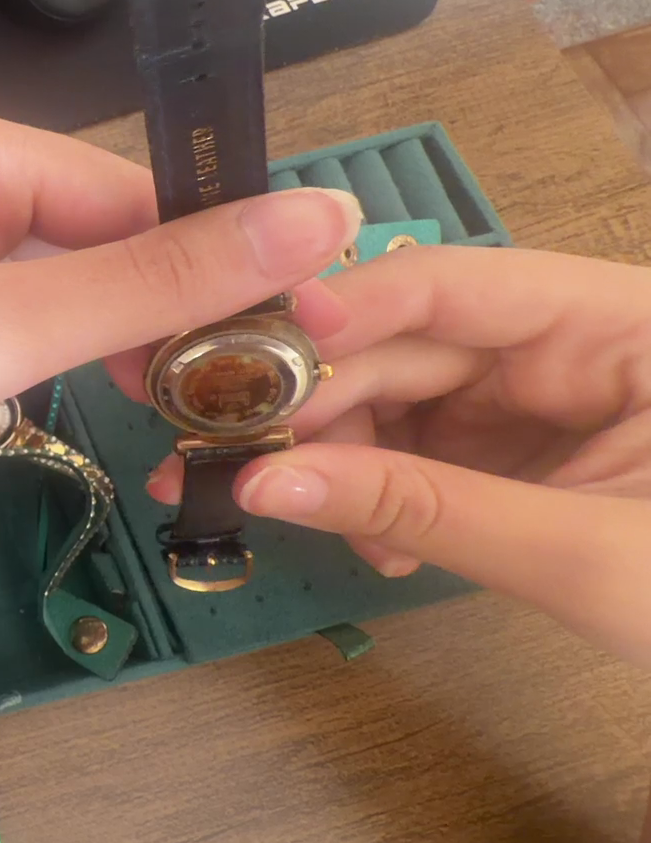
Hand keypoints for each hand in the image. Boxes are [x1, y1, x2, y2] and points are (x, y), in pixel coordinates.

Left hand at [0, 96, 359, 491]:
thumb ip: (146, 281)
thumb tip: (316, 217)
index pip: (122, 188)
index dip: (198, 264)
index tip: (267, 340)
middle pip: (83, 226)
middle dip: (137, 306)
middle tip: (200, 388)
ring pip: (40, 269)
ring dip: (87, 329)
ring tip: (141, 394)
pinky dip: (28, 339)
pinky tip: (51, 381)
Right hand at [140, 245, 650, 665]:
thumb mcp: (593, 557)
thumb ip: (418, 509)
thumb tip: (254, 487)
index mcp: (631, 327)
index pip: (460, 285)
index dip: (345, 310)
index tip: (244, 356)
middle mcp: (570, 347)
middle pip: (398, 353)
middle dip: (315, 414)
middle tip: (233, 464)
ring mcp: (534, 400)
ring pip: (385, 405)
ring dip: (334, 465)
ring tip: (319, 527)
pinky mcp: (508, 449)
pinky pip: (404, 451)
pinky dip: (370, 495)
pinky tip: (378, 546)